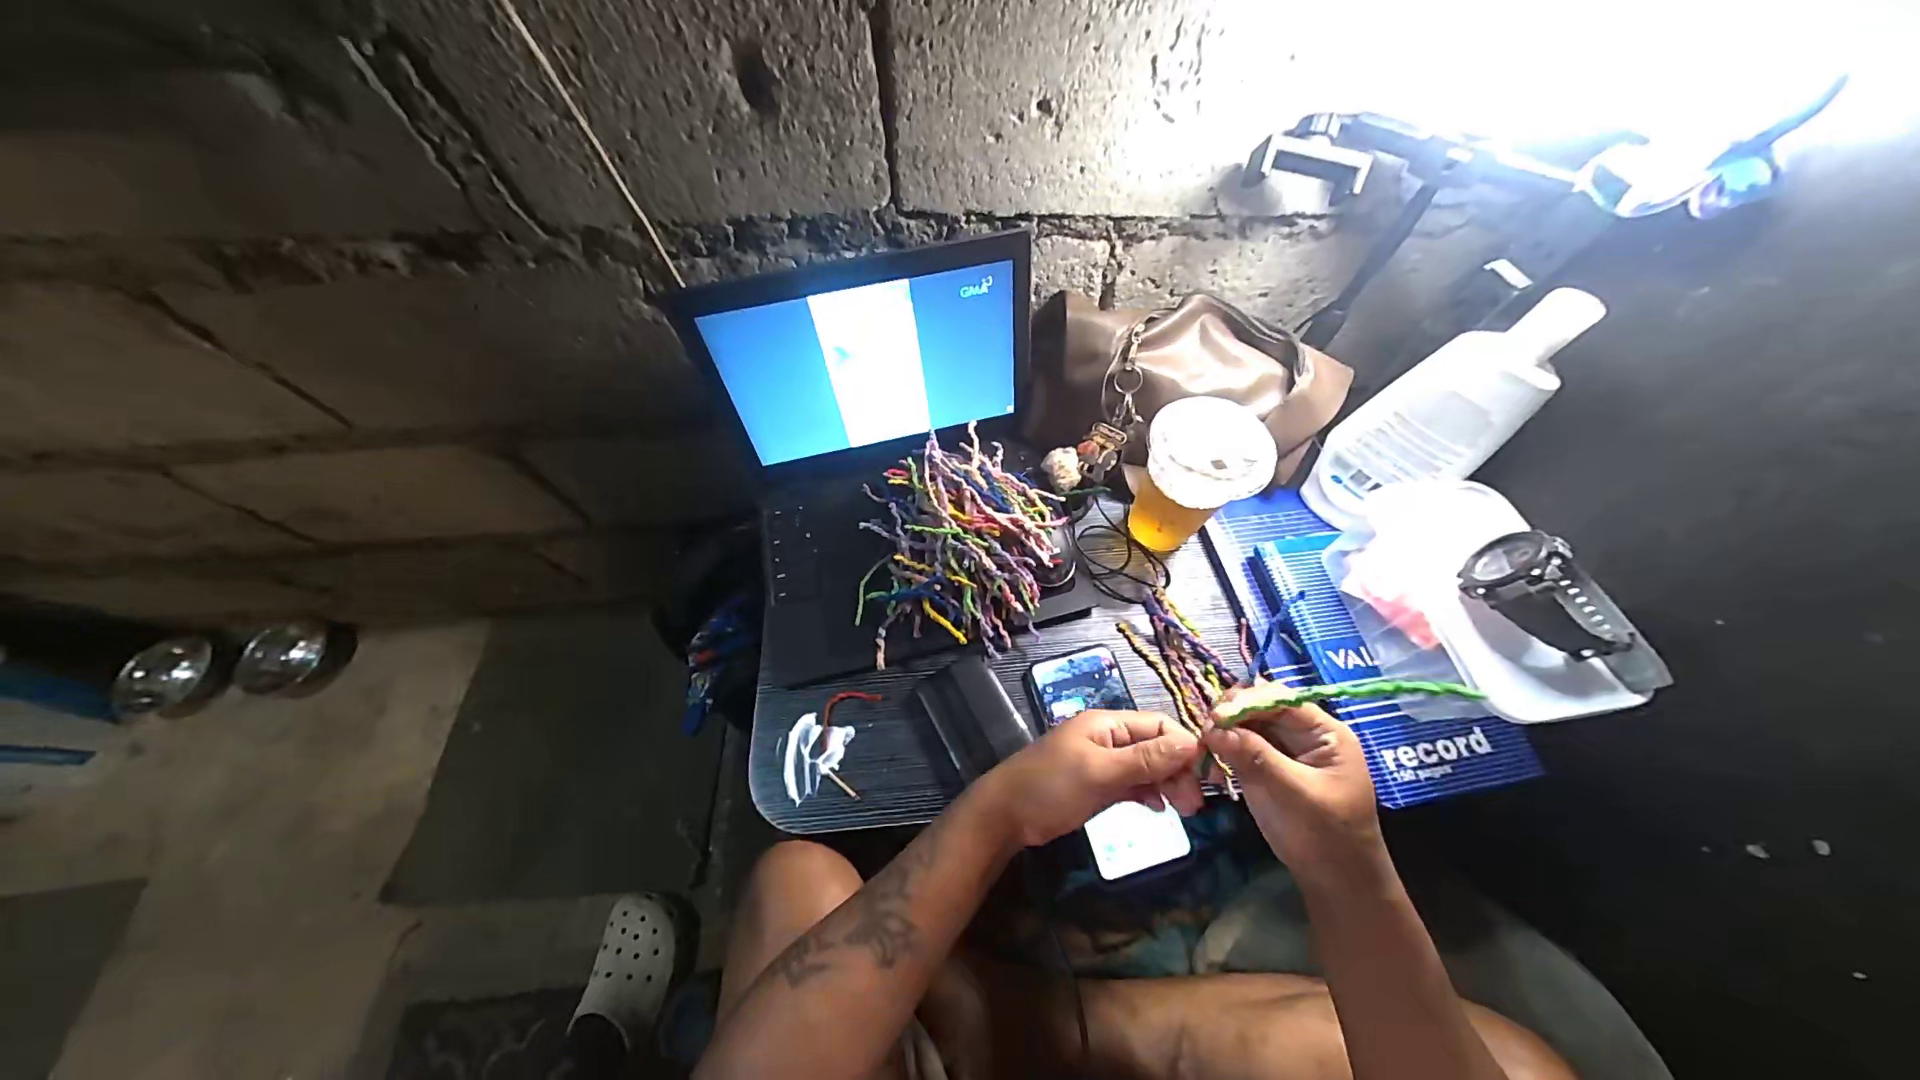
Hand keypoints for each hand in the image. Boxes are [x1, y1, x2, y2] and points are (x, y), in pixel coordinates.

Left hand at [975, 709, 1203, 848]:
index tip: (1206, 778)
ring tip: (1182, 811)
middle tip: (1193, 806)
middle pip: (1158, 746)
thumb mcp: (1099, 772)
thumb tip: (1191, 743)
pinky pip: (1133, 783)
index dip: (1185, 747)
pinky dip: (1148, 793)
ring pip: (1148, 766)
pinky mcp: (1099, 784)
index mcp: (1108, 723)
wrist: (1006, 815)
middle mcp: (1109, 737)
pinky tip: (1158, 809)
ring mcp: (1104, 761)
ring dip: (1168, 784)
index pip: (1159, 725)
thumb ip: (1144, 759)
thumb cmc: (1050, 786)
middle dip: (1179, 770)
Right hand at [1202, 698, 1385, 885]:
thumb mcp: (1295, 793)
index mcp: (1324, 733)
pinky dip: (1220, 751)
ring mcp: (1280, 748)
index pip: (1282, 700)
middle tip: (1206, 732)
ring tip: (1205, 749)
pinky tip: (1210, 765)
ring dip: (1221, 732)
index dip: (1248, 701)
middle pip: (1259, 707)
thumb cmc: (1328, 836)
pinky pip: (1236, 745)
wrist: (1335, 882)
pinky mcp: (1262, 765)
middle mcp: (1301, 733)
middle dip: (1230, 715)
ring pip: (1243, 724)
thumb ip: (1256, 756)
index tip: (1217, 715)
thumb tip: (1215, 729)